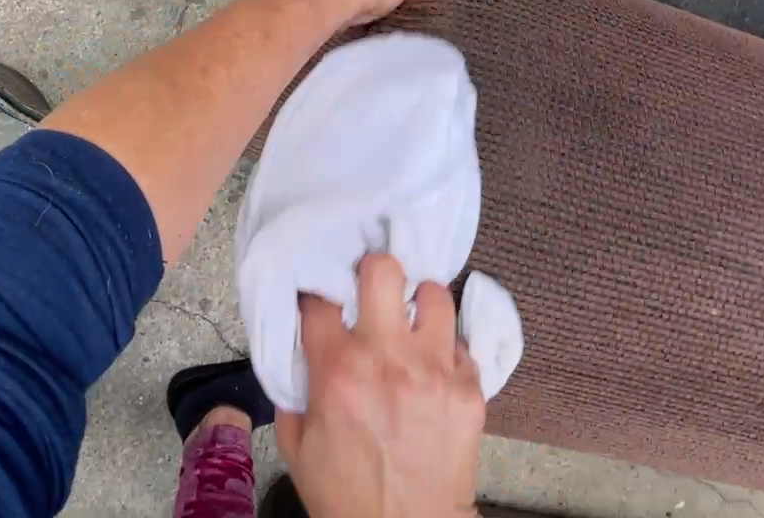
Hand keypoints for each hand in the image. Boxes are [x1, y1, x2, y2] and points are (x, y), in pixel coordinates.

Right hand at [276, 254, 485, 517]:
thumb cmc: (344, 493)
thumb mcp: (296, 443)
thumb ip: (293, 386)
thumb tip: (299, 347)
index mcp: (337, 369)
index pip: (320, 297)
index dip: (318, 293)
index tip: (322, 299)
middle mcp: (386, 358)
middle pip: (383, 270)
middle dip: (375, 271)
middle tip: (373, 288)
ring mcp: (434, 371)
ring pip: (435, 294)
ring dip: (420, 305)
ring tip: (413, 322)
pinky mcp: (470, 390)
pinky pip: (462, 344)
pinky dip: (446, 350)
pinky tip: (435, 367)